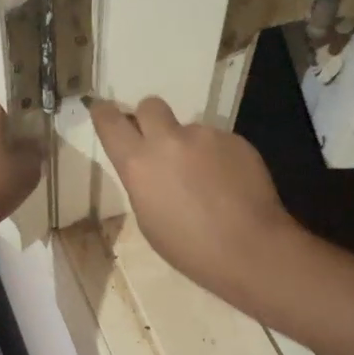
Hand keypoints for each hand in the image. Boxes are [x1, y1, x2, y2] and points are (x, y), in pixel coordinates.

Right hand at [90, 97, 301, 296]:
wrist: (249, 248)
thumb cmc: (190, 249)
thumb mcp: (149, 220)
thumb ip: (144, 182)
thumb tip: (151, 168)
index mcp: (139, 163)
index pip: (110, 122)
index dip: (104, 114)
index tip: (104, 112)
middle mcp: (169, 140)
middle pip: (150, 105)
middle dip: (150, 119)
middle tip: (160, 144)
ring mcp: (205, 136)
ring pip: (189, 129)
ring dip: (191, 147)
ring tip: (207, 181)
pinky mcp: (235, 139)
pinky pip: (218, 141)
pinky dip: (218, 157)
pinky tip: (229, 184)